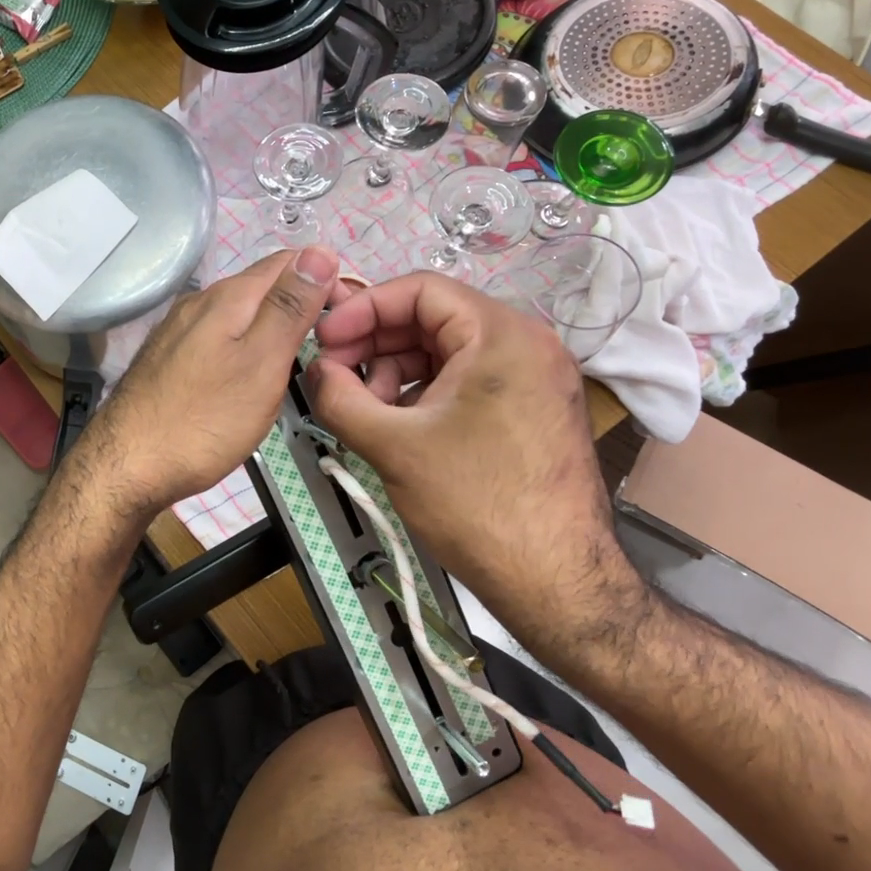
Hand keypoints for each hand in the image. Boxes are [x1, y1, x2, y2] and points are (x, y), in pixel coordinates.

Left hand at [70, 247, 339, 519]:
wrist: (126, 466)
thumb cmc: (203, 420)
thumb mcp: (261, 363)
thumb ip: (289, 307)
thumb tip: (319, 250)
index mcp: (227, 297)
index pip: (289, 261)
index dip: (326, 278)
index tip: (353, 317)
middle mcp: (198, 304)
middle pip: (262, 287)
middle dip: (300, 303)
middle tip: (333, 347)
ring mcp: (178, 332)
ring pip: (239, 315)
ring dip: (271, 327)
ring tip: (297, 365)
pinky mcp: (167, 360)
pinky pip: (218, 339)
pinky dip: (243, 348)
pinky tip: (250, 377)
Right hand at [304, 272, 646, 650]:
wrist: (554, 580)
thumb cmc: (475, 502)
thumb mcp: (391, 445)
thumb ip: (339, 396)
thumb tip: (316, 370)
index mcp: (501, 335)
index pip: (420, 290)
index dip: (362, 308)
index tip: (323, 340)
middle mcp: (526, 343)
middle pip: (431, 318)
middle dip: (374, 344)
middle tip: (333, 376)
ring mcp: (533, 377)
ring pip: (443, 351)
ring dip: (393, 372)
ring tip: (366, 413)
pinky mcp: (530, 409)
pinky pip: (463, 380)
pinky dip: (422, 393)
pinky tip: (397, 427)